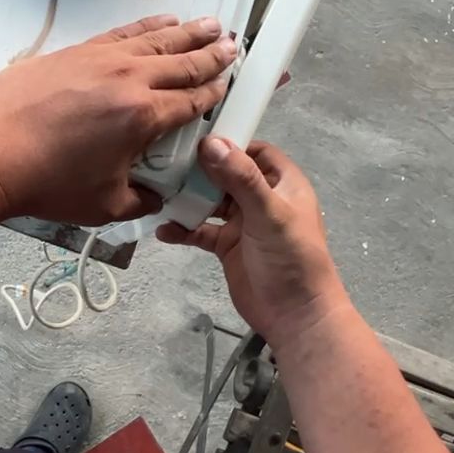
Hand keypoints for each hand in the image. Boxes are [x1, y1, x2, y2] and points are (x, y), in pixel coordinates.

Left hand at [0, 15, 236, 224]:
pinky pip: (121, 33)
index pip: (191, 100)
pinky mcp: (74, 52)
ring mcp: (100, 59)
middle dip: (211, 55)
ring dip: (187, 32)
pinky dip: (146, 26)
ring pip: (155, 39)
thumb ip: (140, 199)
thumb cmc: (48, 185)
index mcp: (143, 117)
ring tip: (210, 24)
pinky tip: (160, 22)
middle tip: (233, 46)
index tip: (227, 84)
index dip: (213, 93)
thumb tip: (155, 196)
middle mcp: (128, 80)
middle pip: (181, 62)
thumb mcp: (105, 205)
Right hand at [157, 139, 350, 346]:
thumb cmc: (290, 259)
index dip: (229, 143)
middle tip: (165, 161)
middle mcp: (262, 198)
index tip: (194, 137)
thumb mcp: (268, 214)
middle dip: (199, 169)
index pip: (254, 150)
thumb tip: (210, 143)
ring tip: (160, 192)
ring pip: (210, 201)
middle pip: (226, 173)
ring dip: (188, 198)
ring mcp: (243, 223)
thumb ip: (241, 179)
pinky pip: (201, 231)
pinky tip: (165, 230)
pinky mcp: (227, 246)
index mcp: (282, 183)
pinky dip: (184, 229)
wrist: (294, 315)